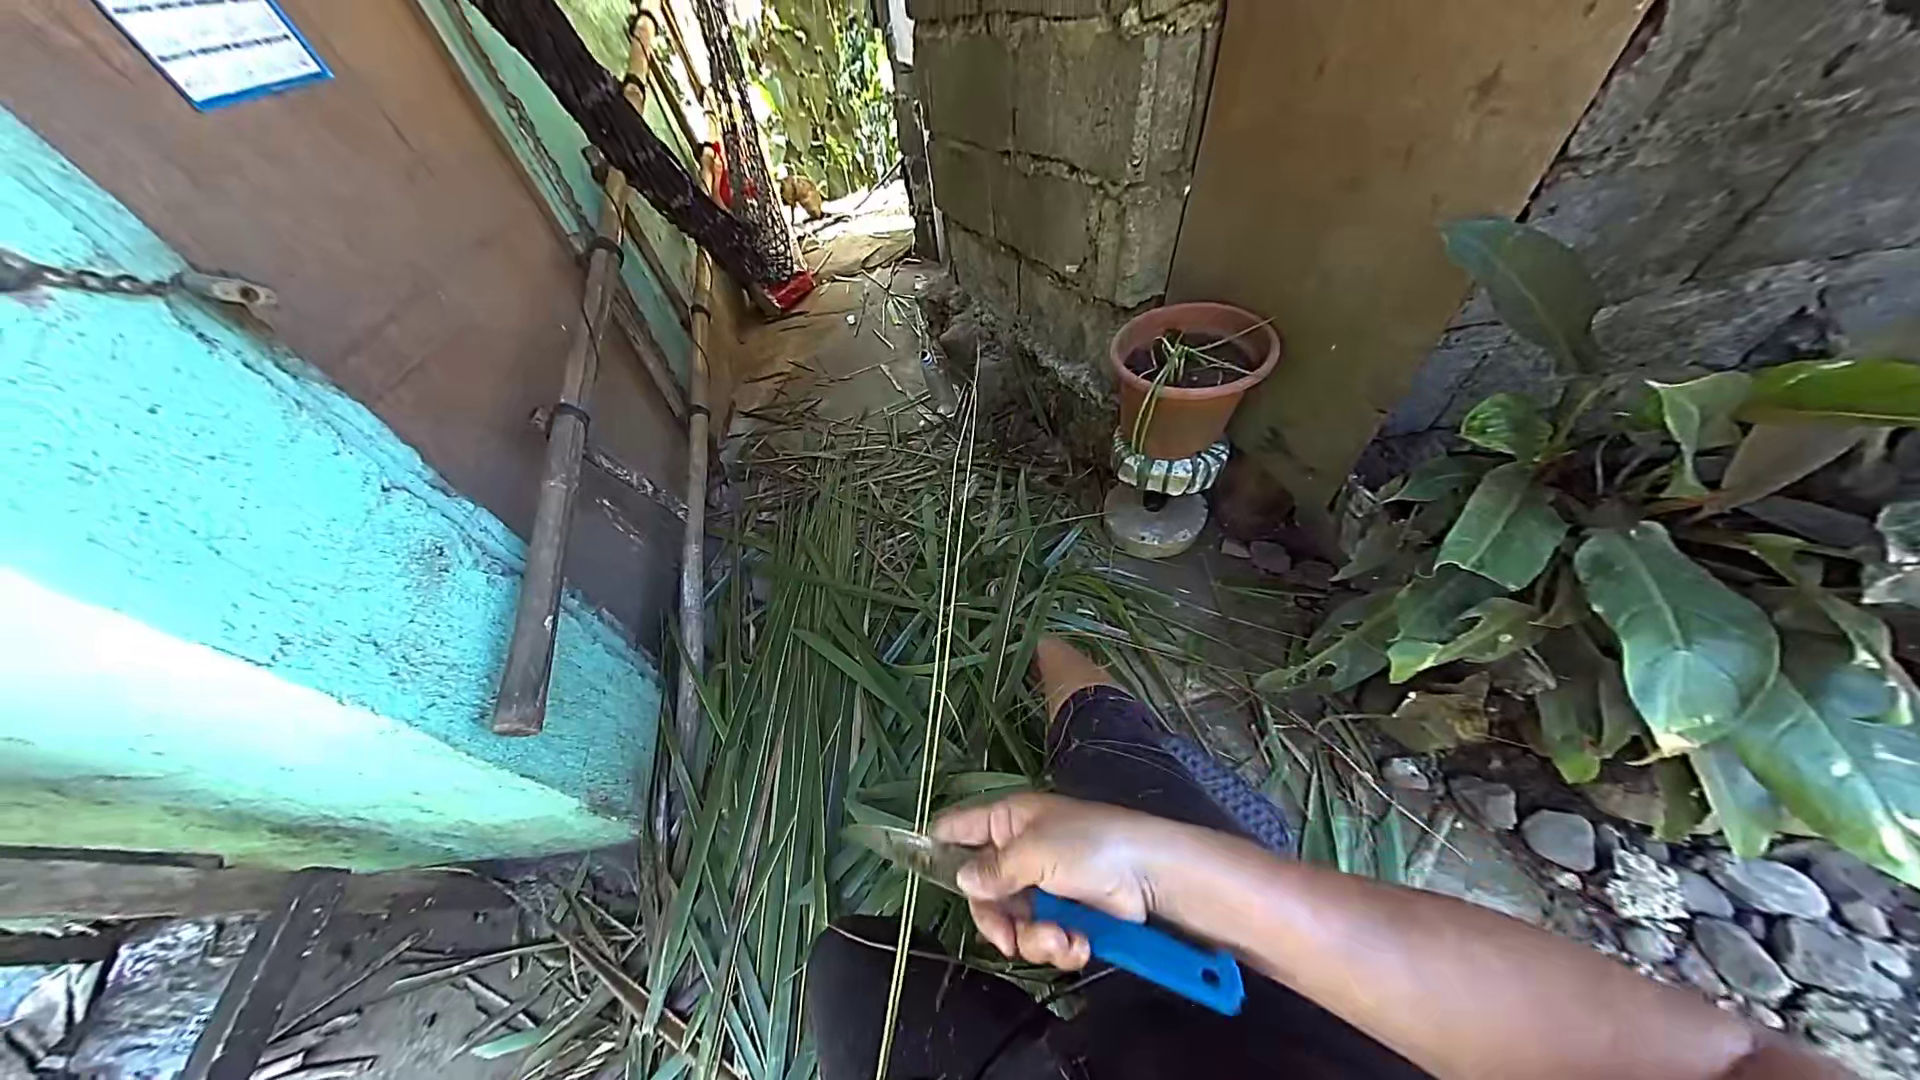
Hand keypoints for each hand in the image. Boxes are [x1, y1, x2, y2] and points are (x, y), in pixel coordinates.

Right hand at [930, 793, 1180, 970]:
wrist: (1151, 873)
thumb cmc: (1089, 845)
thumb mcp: (1035, 850)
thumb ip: (994, 869)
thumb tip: (964, 882)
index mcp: (1007, 819)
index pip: (959, 827)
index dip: (940, 848)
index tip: (927, 875)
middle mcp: (1018, 849)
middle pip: (982, 890)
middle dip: (996, 919)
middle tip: (1008, 937)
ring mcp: (1041, 883)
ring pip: (1012, 921)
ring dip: (1034, 938)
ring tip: (1061, 939)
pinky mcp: (1064, 912)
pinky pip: (1041, 935)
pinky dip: (1058, 945)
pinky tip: (1077, 943)